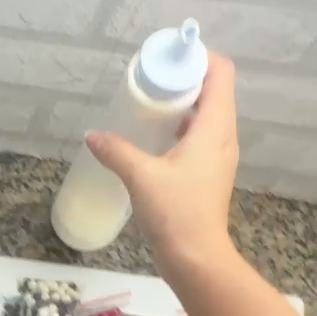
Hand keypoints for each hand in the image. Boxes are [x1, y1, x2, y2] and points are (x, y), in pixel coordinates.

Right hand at [86, 52, 240, 275]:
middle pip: (214, 91)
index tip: (168, 58)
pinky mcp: (209, 176)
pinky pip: (200, 139)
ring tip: (151, 109)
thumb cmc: (175, 213)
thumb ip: (116, 152)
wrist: (196, 258)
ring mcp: (218, 158)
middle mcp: (223, 137)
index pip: (220, 73)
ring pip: (207, 117)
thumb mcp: (140, 177)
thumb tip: (92, 135)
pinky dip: (181, 131)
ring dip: (182, 107)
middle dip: (184, 81)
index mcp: (215, 127)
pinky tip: (156, 142)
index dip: (199, 57)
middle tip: (151, 82)